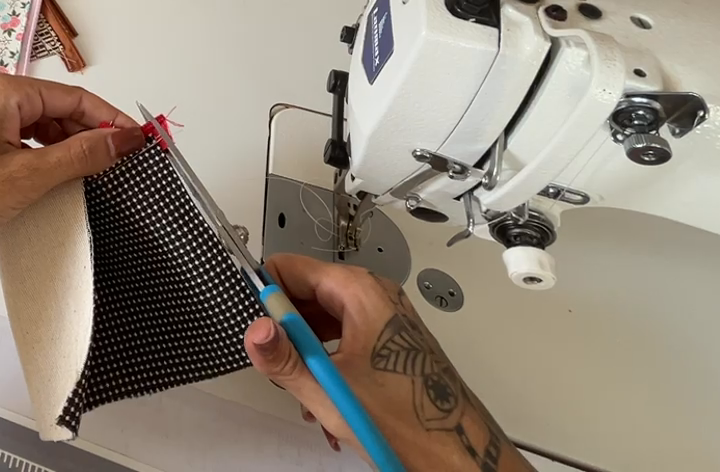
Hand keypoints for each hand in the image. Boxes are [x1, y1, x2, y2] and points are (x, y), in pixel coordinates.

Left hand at [0, 75, 144, 268]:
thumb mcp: (28, 177)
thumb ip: (80, 155)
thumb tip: (123, 140)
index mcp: (7, 91)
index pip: (74, 97)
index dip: (110, 119)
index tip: (141, 142)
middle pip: (60, 109)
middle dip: (92, 134)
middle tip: (125, 164)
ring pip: (44, 126)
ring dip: (71, 147)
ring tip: (99, 175)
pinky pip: (26, 140)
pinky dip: (48, 156)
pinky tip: (63, 178)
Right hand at [243, 254, 533, 471]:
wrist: (466, 464)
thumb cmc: (410, 424)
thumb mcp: (331, 391)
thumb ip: (283, 359)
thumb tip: (253, 331)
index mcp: (358, 290)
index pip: (288, 267)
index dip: (266, 295)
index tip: (259, 328)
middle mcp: (371, 293)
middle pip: (303, 293)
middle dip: (286, 330)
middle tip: (280, 366)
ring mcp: (382, 315)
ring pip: (320, 317)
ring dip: (305, 351)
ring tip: (303, 391)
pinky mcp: (389, 338)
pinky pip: (341, 334)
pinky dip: (326, 359)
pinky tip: (325, 396)